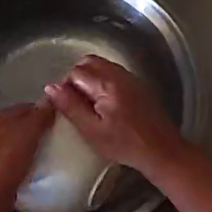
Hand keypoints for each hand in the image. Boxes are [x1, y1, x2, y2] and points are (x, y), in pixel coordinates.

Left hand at [0, 101, 55, 207]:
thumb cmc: (5, 161)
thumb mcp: (28, 131)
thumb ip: (40, 114)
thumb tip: (51, 100)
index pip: (27, 107)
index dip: (45, 112)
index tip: (60, 122)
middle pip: (23, 124)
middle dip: (40, 130)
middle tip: (58, 138)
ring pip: (20, 142)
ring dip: (35, 147)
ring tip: (50, 154)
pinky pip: (17, 159)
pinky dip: (28, 161)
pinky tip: (36, 168)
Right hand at [44, 55, 184, 174]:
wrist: (161, 149)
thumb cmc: (124, 144)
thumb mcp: (91, 130)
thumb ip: (70, 106)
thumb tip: (50, 87)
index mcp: (106, 84)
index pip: (76, 72)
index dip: (65, 86)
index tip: (65, 105)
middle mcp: (119, 74)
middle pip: (89, 62)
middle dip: (76, 77)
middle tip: (75, 102)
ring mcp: (131, 77)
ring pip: (102, 65)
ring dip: (90, 78)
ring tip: (88, 104)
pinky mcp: (139, 84)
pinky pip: (114, 72)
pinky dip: (103, 80)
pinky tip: (104, 103)